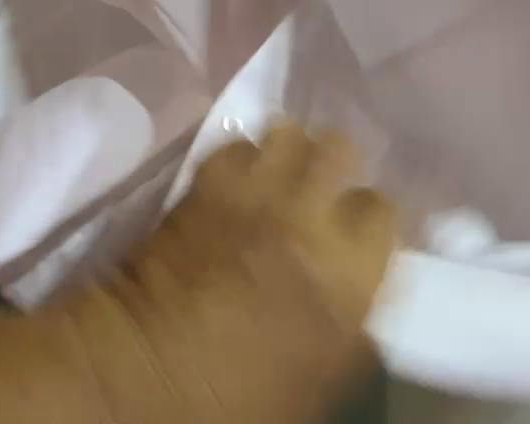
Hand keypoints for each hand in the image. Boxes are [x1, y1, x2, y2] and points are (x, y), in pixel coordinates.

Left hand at [52, 123, 399, 423]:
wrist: (147, 367)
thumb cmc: (239, 397)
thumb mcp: (320, 383)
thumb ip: (351, 331)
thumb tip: (360, 303)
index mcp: (346, 276)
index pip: (381, 208)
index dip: (371, 214)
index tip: (359, 225)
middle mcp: (304, 218)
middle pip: (337, 148)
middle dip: (334, 159)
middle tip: (324, 180)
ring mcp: (251, 193)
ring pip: (285, 133)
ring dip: (287, 147)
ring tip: (282, 167)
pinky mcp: (204, 183)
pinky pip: (235, 145)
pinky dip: (241, 154)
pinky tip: (240, 175)